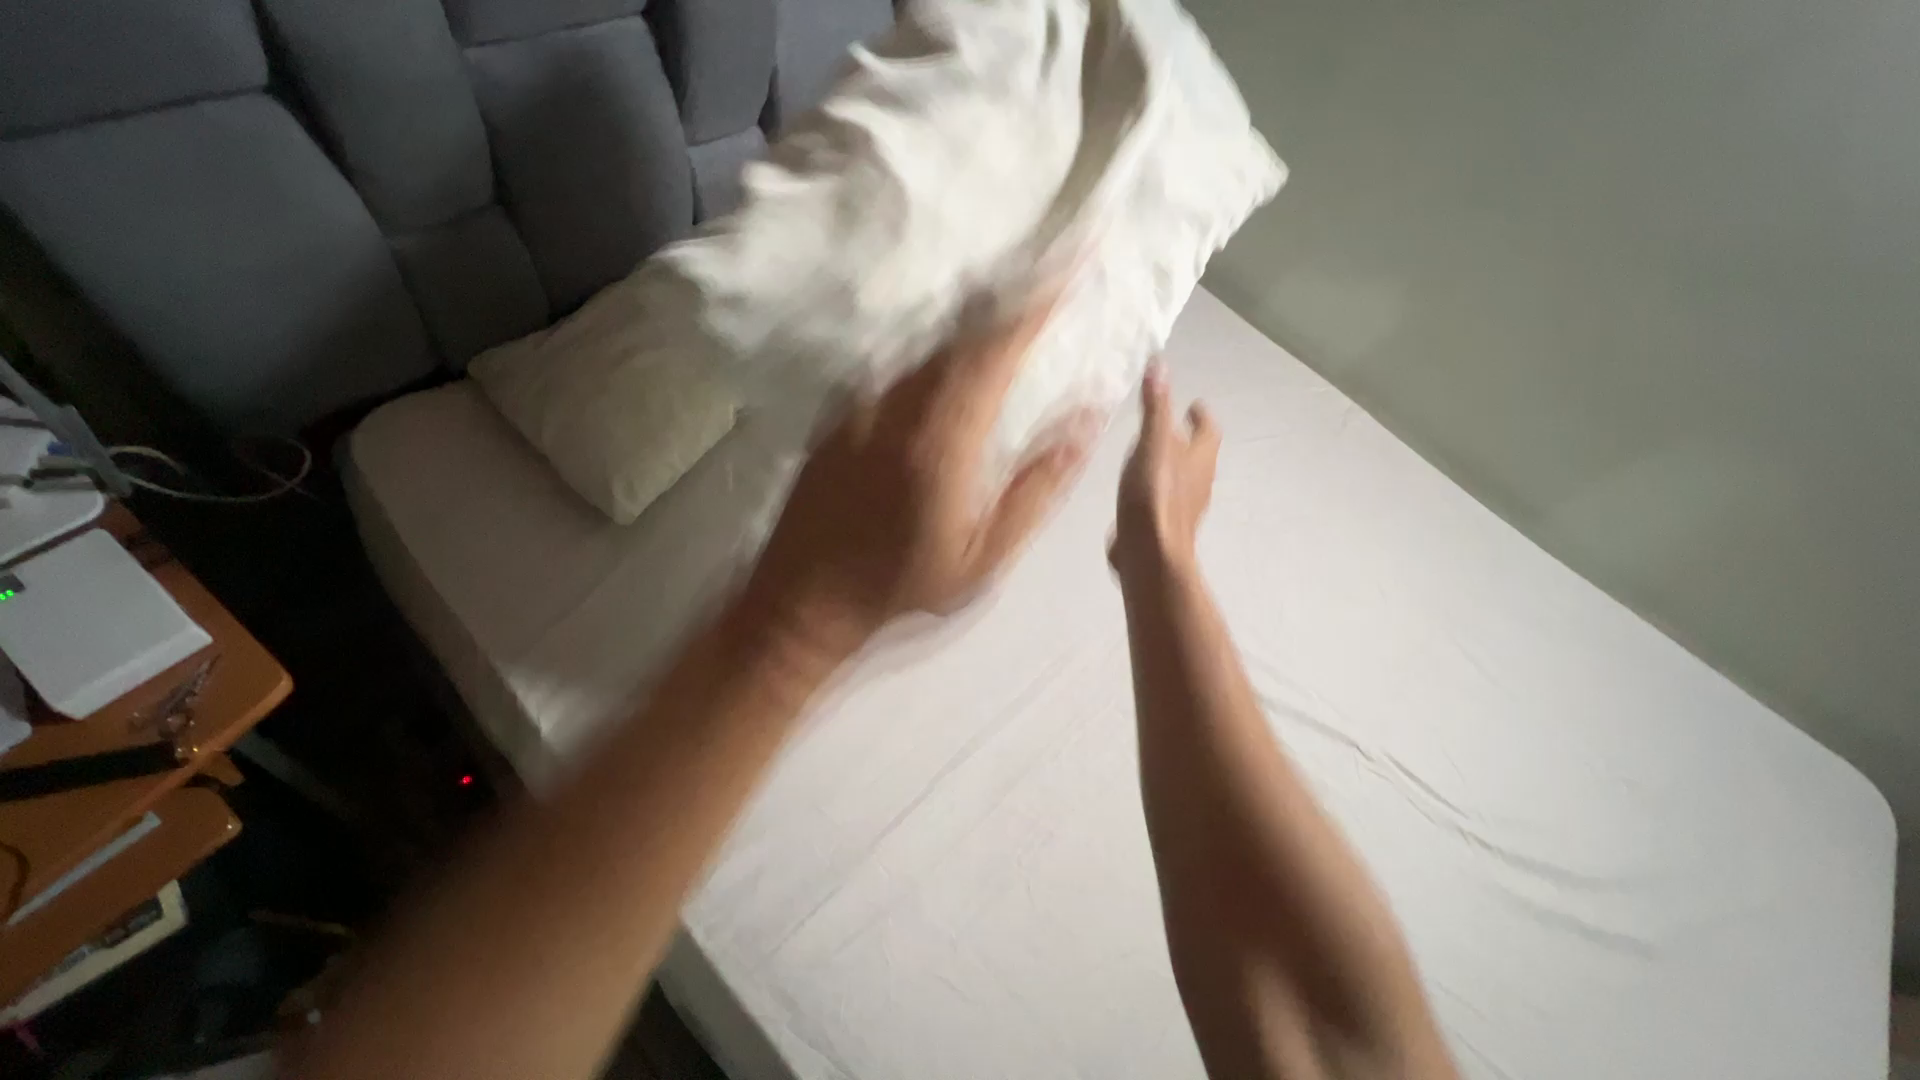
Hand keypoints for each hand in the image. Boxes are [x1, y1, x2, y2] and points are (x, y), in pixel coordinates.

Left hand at [743, 290, 1099, 656]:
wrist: (804, 594)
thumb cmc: (903, 582)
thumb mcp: (985, 553)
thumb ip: (1039, 485)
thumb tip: (1087, 421)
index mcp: (943, 438)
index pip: (998, 347)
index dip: (1039, 296)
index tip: (1074, 254)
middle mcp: (899, 404)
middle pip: (963, 328)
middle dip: (1012, 290)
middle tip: (1052, 260)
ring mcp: (863, 402)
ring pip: (929, 340)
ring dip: (974, 314)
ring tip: (1014, 294)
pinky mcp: (842, 410)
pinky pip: (899, 360)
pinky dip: (937, 343)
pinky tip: (954, 346)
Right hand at [1111, 362, 1219, 579]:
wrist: (1148, 552)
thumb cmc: (1154, 492)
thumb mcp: (1153, 441)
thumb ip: (1156, 405)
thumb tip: (1160, 363)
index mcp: (1200, 457)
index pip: (1208, 429)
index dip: (1202, 415)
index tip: (1195, 404)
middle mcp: (1199, 481)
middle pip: (1199, 454)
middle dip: (1187, 439)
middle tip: (1172, 425)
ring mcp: (1184, 507)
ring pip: (1183, 478)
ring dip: (1172, 464)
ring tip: (1152, 454)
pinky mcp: (1165, 526)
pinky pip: (1163, 499)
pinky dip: (1155, 488)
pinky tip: (1136, 490)